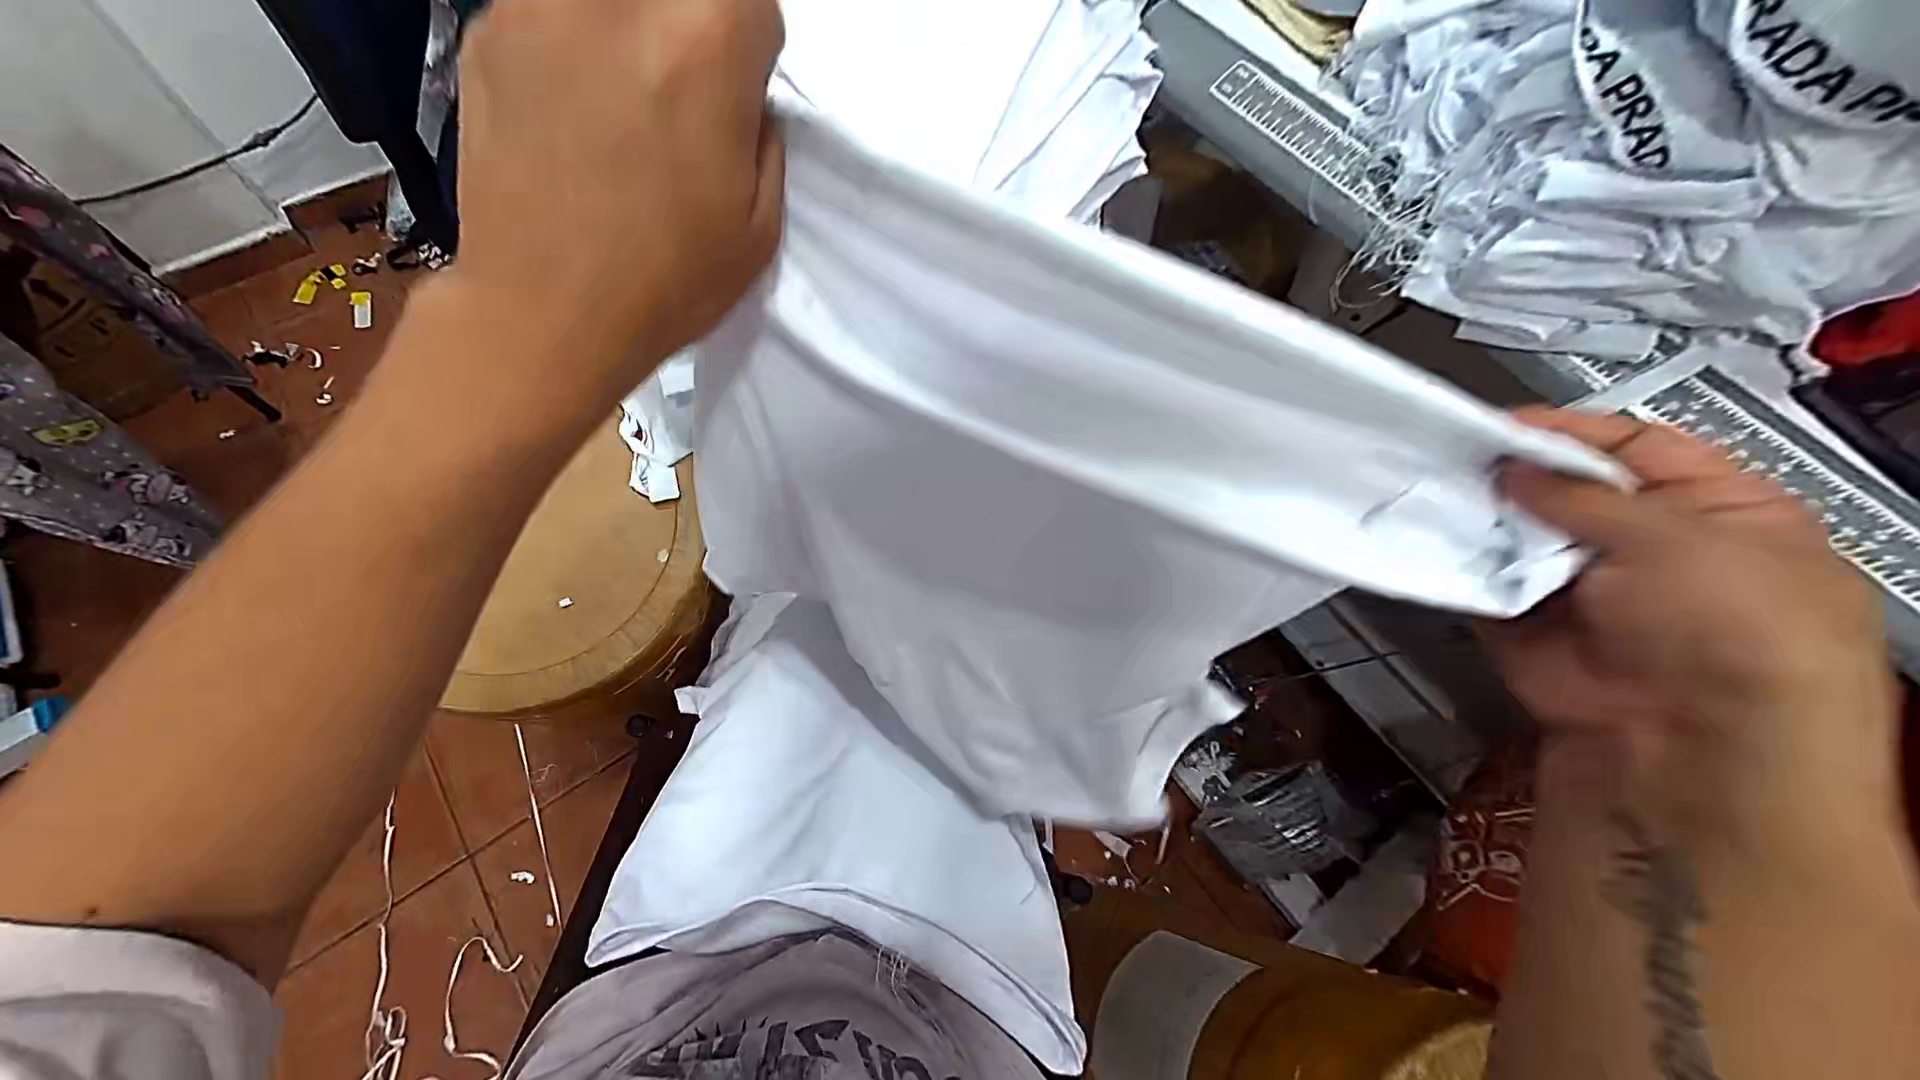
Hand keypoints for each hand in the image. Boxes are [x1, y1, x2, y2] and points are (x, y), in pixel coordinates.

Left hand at [449, 0, 784, 398]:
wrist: (549, 313)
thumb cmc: (670, 281)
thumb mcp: (760, 227)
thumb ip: (763, 140)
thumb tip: (743, 102)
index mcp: (705, 44)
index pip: (754, 0)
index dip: (753, 53)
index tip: (739, 99)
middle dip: (691, 37)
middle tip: (680, 101)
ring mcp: (541, 4)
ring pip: (612, 3)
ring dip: (630, 38)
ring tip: (623, 104)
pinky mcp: (487, 30)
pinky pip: (552, 13)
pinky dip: (572, 43)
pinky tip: (571, 111)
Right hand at [1485, 408, 1899, 859]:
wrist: (1679, 746)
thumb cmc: (1738, 644)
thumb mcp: (1677, 539)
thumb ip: (1585, 495)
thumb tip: (1517, 466)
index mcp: (1716, 514)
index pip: (1631, 449)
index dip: (1567, 433)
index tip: (1504, 426)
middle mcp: (1645, 549)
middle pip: (1561, 492)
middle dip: (1513, 478)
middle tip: (1462, 463)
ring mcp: (1580, 588)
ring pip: (1515, 536)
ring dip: (1482, 522)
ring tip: (1443, 500)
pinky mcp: (1524, 622)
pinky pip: (1481, 581)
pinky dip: (1459, 567)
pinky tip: (1438, 545)